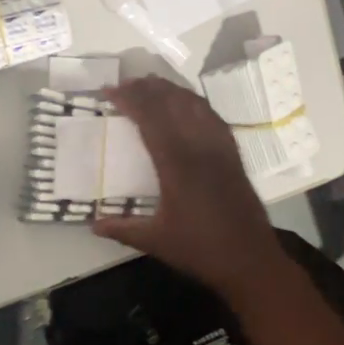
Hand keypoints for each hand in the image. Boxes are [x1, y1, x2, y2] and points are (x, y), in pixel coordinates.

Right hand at [94, 76, 289, 298]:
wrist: (249, 259)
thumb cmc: (200, 250)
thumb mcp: (155, 241)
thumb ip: (122, 229)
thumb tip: (93, 224)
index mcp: (177, 164)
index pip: (151, 117)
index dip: (129, 99)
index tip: (108, 92)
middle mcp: (200, 147)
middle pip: (172, 102)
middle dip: (146, 88)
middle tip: (123, 85)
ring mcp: (220, 148)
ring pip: (195, 104)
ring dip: (170, 90)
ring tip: (149, 86)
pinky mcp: (233, 154)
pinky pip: (212, 117)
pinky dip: (193, 103)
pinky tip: (185, 105)